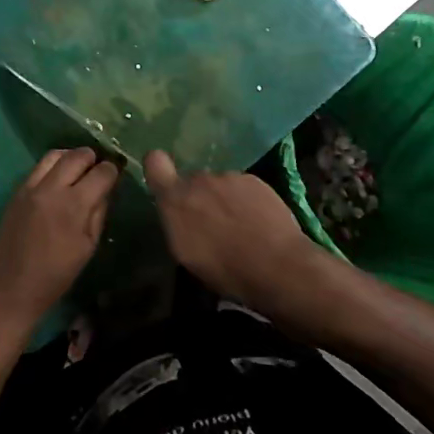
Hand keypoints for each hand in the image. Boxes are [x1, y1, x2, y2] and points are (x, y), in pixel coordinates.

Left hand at [0, 148, 119, 321]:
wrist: (14, 286)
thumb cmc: (58, 273)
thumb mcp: (89, 246)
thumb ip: (99, 212)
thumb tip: (106, 189)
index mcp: (75, 205)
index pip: (102, 172)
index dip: (112, 171)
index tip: (115, 174)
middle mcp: (52, 189)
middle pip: (78, 156)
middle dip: (93, 159)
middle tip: (97, 169)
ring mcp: (31, 188)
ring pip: (55, 155)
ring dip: (70, 157)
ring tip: (77, 169)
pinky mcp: (17, 192)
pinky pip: (37, 168)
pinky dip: (52, 167)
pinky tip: (57, 180)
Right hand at [144, 149, 317, 309]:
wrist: (277, 266)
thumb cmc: (225, 270)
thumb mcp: (187, 255)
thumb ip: (177, 224)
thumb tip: (179, 213)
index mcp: (175, 201)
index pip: (155, 163)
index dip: (159, 168)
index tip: (165, 180)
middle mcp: (199, 181)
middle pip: (193, 181)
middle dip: (199, 197)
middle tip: (214, 224)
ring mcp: (229, 177)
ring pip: (220, 184)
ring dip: (225, 199)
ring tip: (241, 227)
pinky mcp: (255, 180)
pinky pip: (243, 187)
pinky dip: (247, 200)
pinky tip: (259, 222)